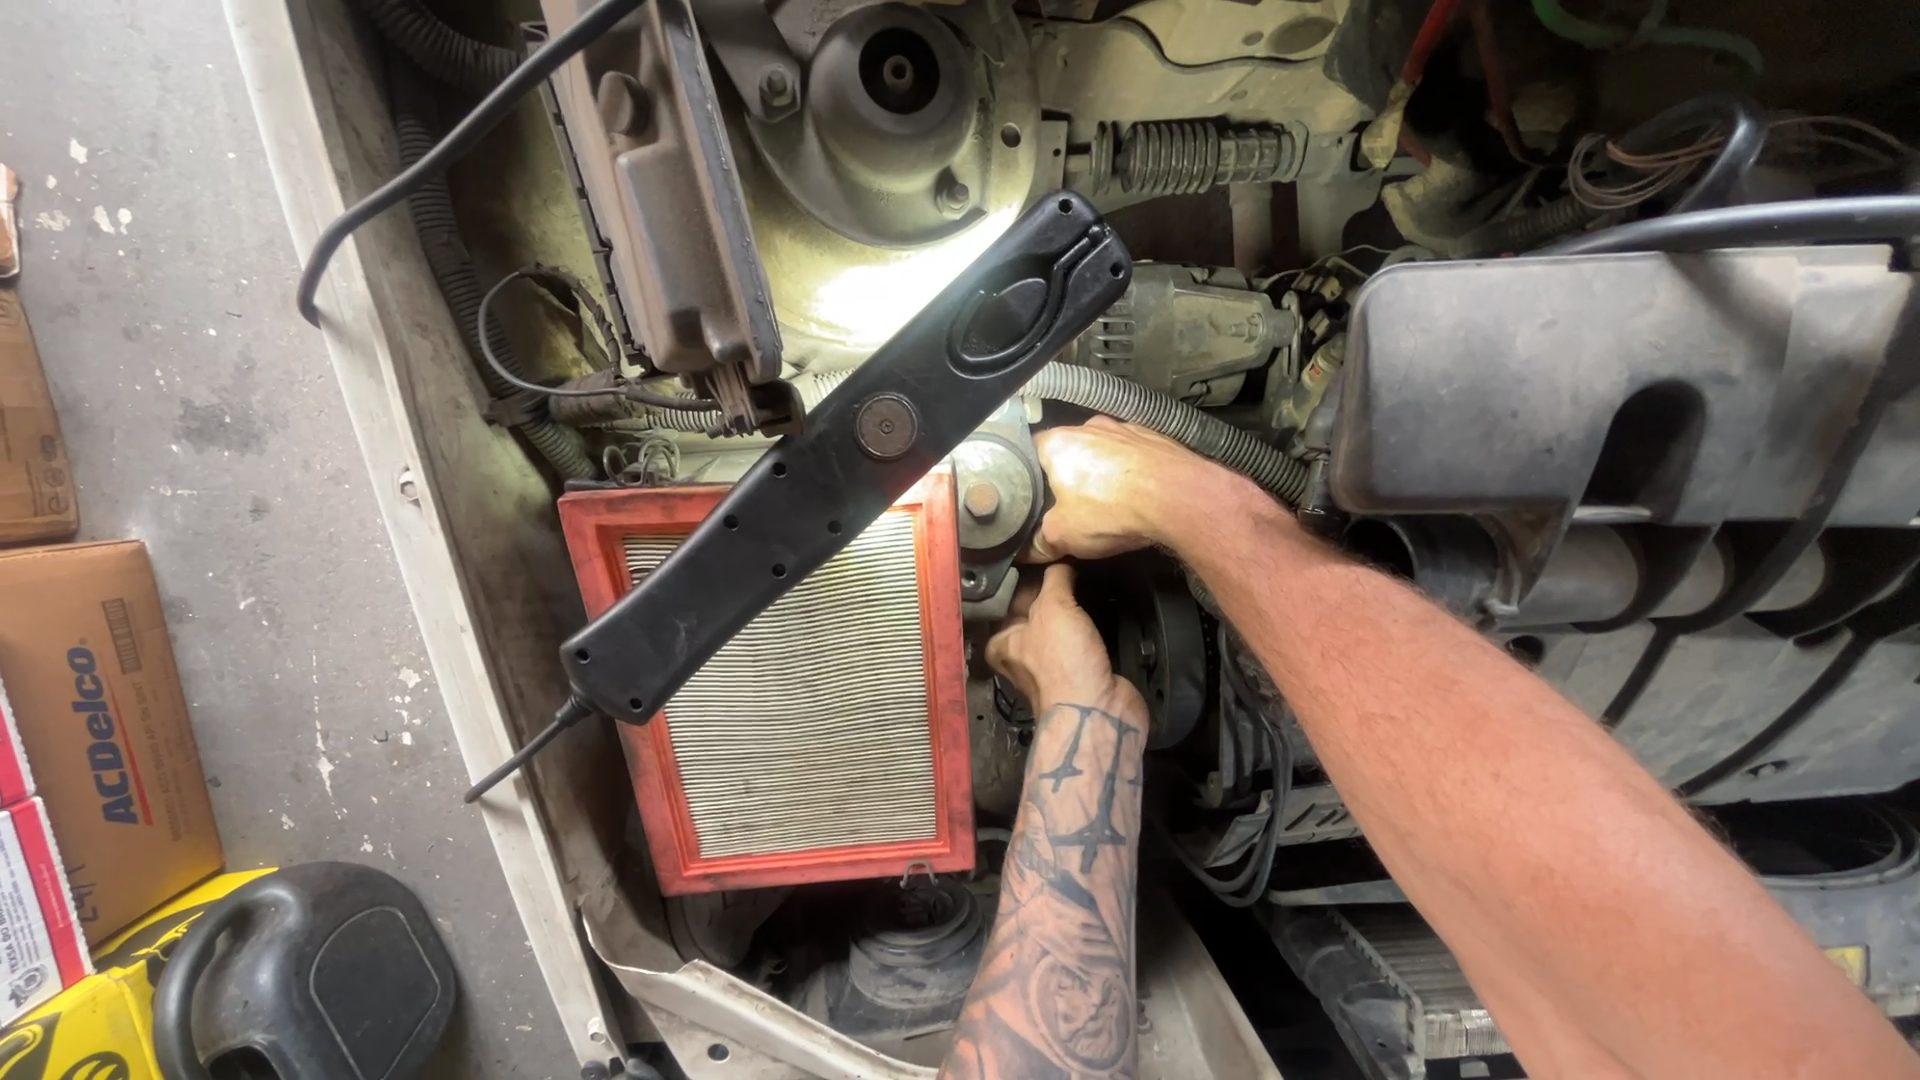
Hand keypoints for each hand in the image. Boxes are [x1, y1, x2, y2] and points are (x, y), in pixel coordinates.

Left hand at [987, 564, 1143, 715]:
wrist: (1099, 710)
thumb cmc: (1063, 668)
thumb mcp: (1053, 607)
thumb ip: (1055, 579)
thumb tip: (1061, 562)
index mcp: (1002, 642)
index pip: (1010, 597)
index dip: (1027, 574)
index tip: (1044, 555)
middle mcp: (1024, 655)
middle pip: (1038, 609)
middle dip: (1054, 590)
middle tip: (1070, 566)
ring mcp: (1054, 665)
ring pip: (1064, 624)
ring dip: (1076, 609)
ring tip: (1088, 584)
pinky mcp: (1082, 671)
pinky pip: (1085, 639)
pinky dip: (1094, 626)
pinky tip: (1103, 611)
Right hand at [1028, 417, 1243, 561]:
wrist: (1179, 499)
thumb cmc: (1116, 509)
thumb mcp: (1062, 536)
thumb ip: (1039, 541)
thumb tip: (1029, 549)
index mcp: (1058, 442)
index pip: (1030, 452)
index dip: (1028, 475)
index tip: (1033, 493)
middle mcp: (1090, 427)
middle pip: (1069, 452)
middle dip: (1069, 477)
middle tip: (1070, 506)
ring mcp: (1126, 431)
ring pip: (1104, 453)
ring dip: (1104, 475)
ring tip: (1108, 507)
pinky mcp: (1157, 440)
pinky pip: (1135, 458)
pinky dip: (1133, 475)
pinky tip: (1137, 500)